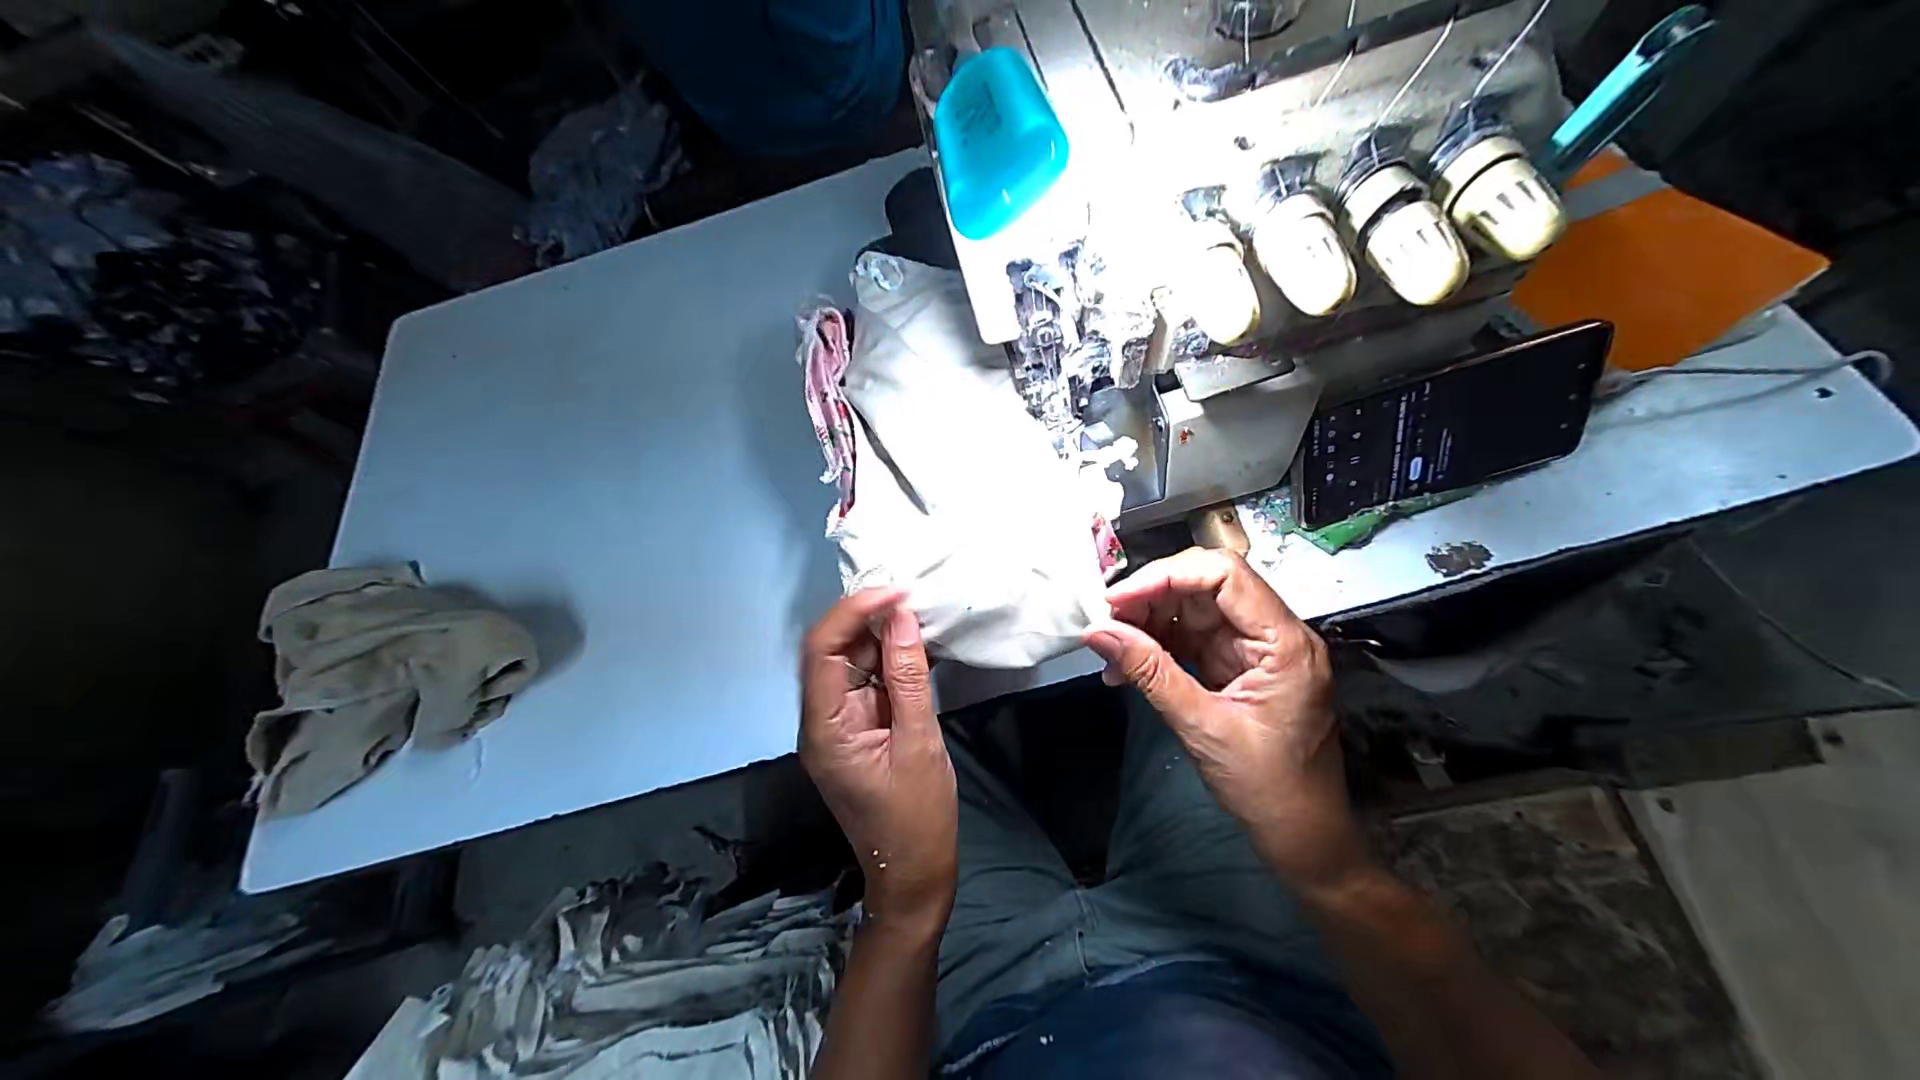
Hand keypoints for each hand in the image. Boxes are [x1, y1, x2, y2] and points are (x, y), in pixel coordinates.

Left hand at [800, 588, 957, 936]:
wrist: (913, 874)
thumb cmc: (917, 818)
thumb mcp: (919, 744)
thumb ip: (909, 678)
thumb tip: (902, 618)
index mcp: (825, 728)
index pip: (821, 652)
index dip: (851, 613)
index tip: (892, 592)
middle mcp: (821, 720)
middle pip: (830, 652)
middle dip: (865, 618)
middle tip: (908, 593)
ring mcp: (838, 724)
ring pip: (849, 662)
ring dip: (878, 634)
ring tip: (914, 609)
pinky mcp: (857, 727)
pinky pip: (866, 681)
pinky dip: (888, 659)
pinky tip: (912, 642)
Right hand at [1084, 548, 1367, 893]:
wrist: (1303, 836)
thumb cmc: (1269, 788)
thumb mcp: (1202, 727)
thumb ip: (1150, 672)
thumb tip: (1098, 633)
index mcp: (1284, 643)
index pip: (1225, 575)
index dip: (1167, 576)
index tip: (1120, 598)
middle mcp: (1273, 634)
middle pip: (1206, 587)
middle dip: (1151, 597)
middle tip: (1107, 620)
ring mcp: (1254, 650)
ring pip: (1193, 611)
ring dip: (1148, 622)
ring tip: (1111, 647)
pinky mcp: (1236, 666)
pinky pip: (1191, 639)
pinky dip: (1157, 645)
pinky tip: (1127, 662)